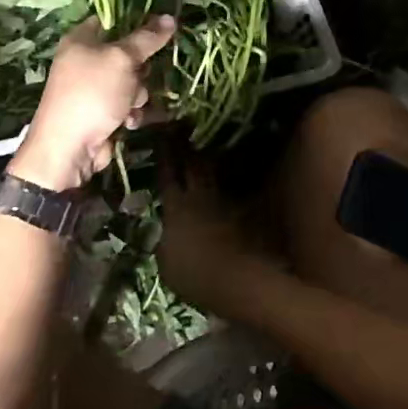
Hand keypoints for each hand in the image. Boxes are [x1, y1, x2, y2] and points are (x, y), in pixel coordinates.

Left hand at [7, 15, 175, 191]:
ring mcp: (92, 87)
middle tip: (142, 74)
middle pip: (127, 52)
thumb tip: (169, 17)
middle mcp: (84, 60)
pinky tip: (128, 122)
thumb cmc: (92, 93)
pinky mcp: (100, 111)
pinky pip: (126, 103)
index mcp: (82, 38)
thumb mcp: (122, 60)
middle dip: (141, 68)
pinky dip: (130, 112)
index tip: (162, 28)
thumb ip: (146, 39)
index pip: (114, 19)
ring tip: (131, 104)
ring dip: (137, 94)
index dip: (138, 22)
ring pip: (131, 80)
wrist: (68, 148)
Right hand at [157, 150, 276, 315]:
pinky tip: (230, 177)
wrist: (239, 280)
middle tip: (182, 128)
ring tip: (204, 147)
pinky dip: (231, 181)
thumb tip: (166, 234)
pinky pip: (235, 190)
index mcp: (176, 207)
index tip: (161, 135)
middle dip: (185, 145)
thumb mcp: (166, 263)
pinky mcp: (246, 213)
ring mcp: (225, 202)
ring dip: (208, 158)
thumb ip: (164, 243)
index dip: (164, 155)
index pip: (167, 174)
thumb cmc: (195, 276)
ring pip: (215, 172)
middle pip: (192, 164)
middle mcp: (199, 197)